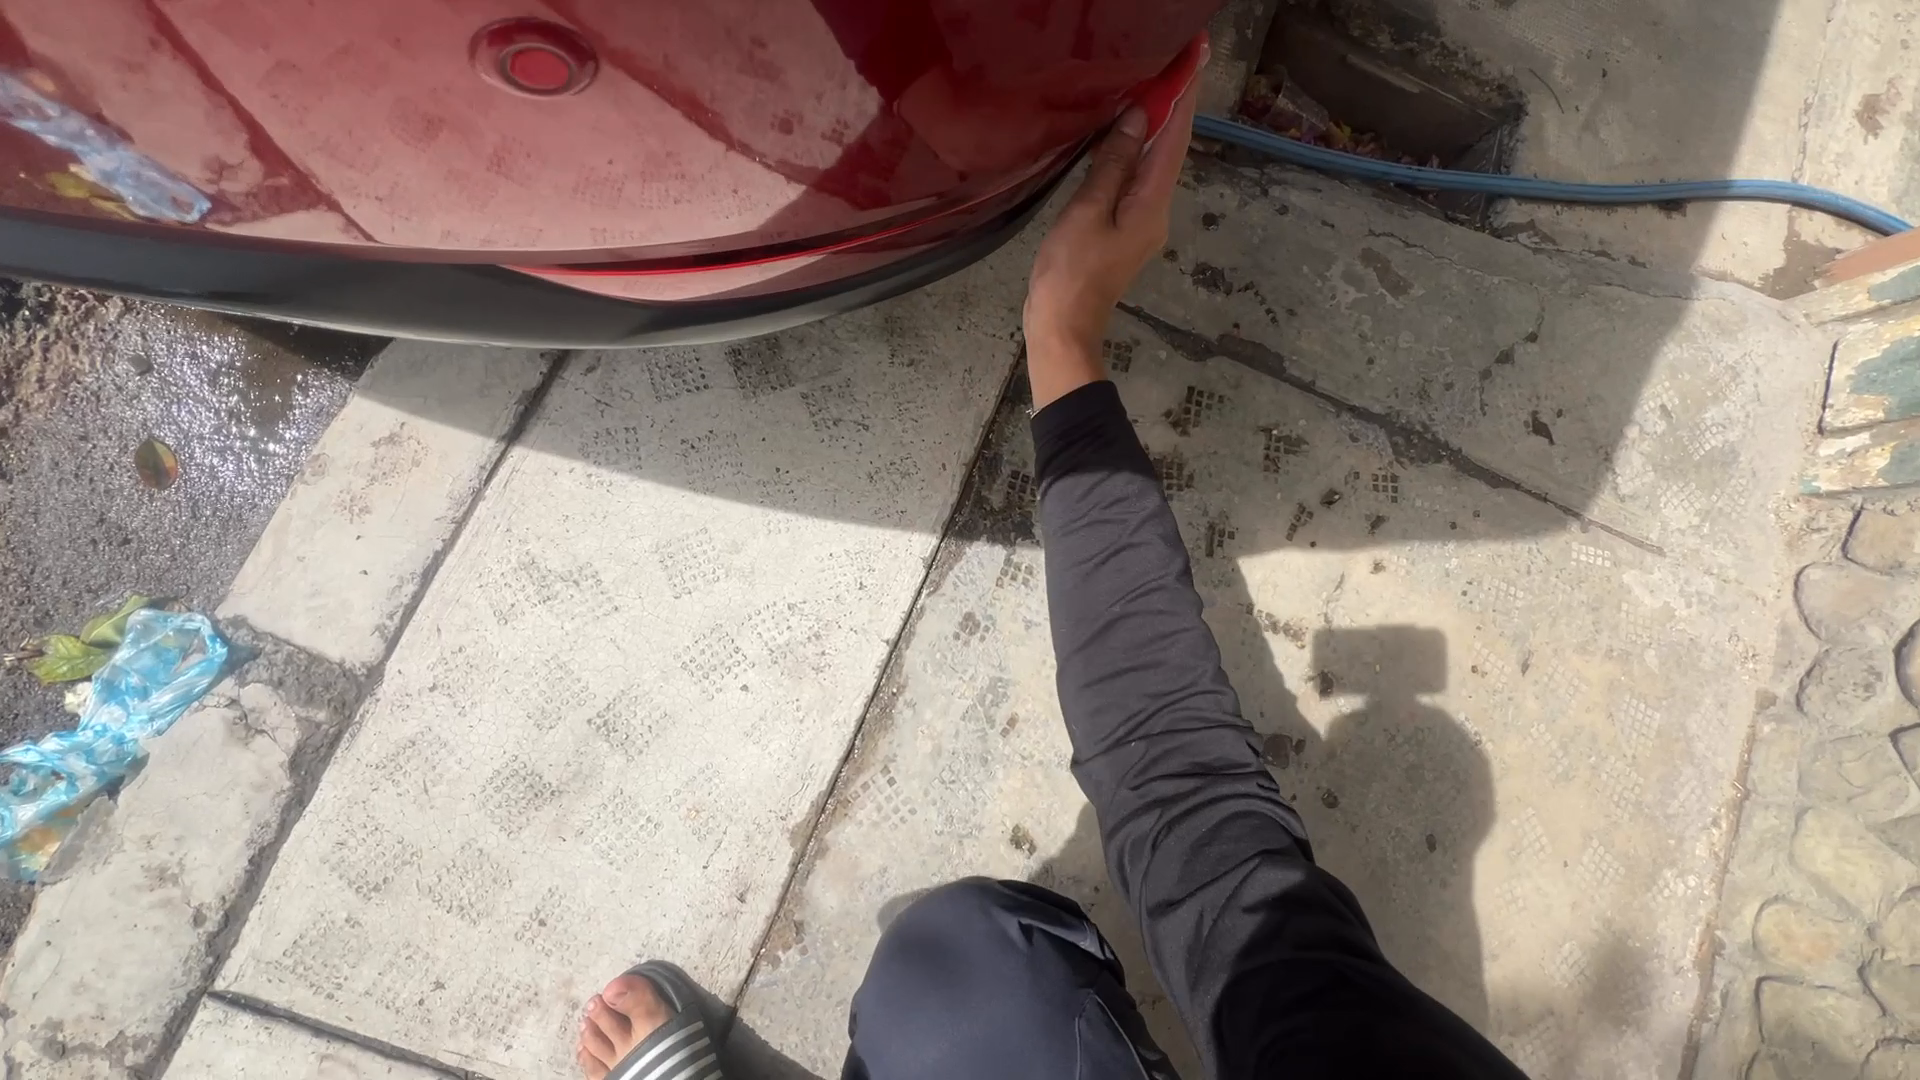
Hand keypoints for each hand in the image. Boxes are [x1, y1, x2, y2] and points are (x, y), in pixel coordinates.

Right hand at [1023, 45, 1203, 409]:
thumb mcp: (1088, 211)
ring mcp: (1140, 227)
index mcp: (1152, 204)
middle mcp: (1156, 213)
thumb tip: (1138, 118)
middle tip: (1169, 63)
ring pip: (1151, 168)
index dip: (1184, 95)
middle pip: (1168, 151)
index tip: (1194, 56)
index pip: (1175, 138)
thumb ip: (1113, 164)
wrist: (1063, 327)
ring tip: (1146, 90)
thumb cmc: (1071, 272)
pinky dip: (1131, 157)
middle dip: (1171, 106)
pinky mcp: (1123, 236)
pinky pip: (1134, 186)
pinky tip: (1119, 141)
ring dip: (1151, 130)